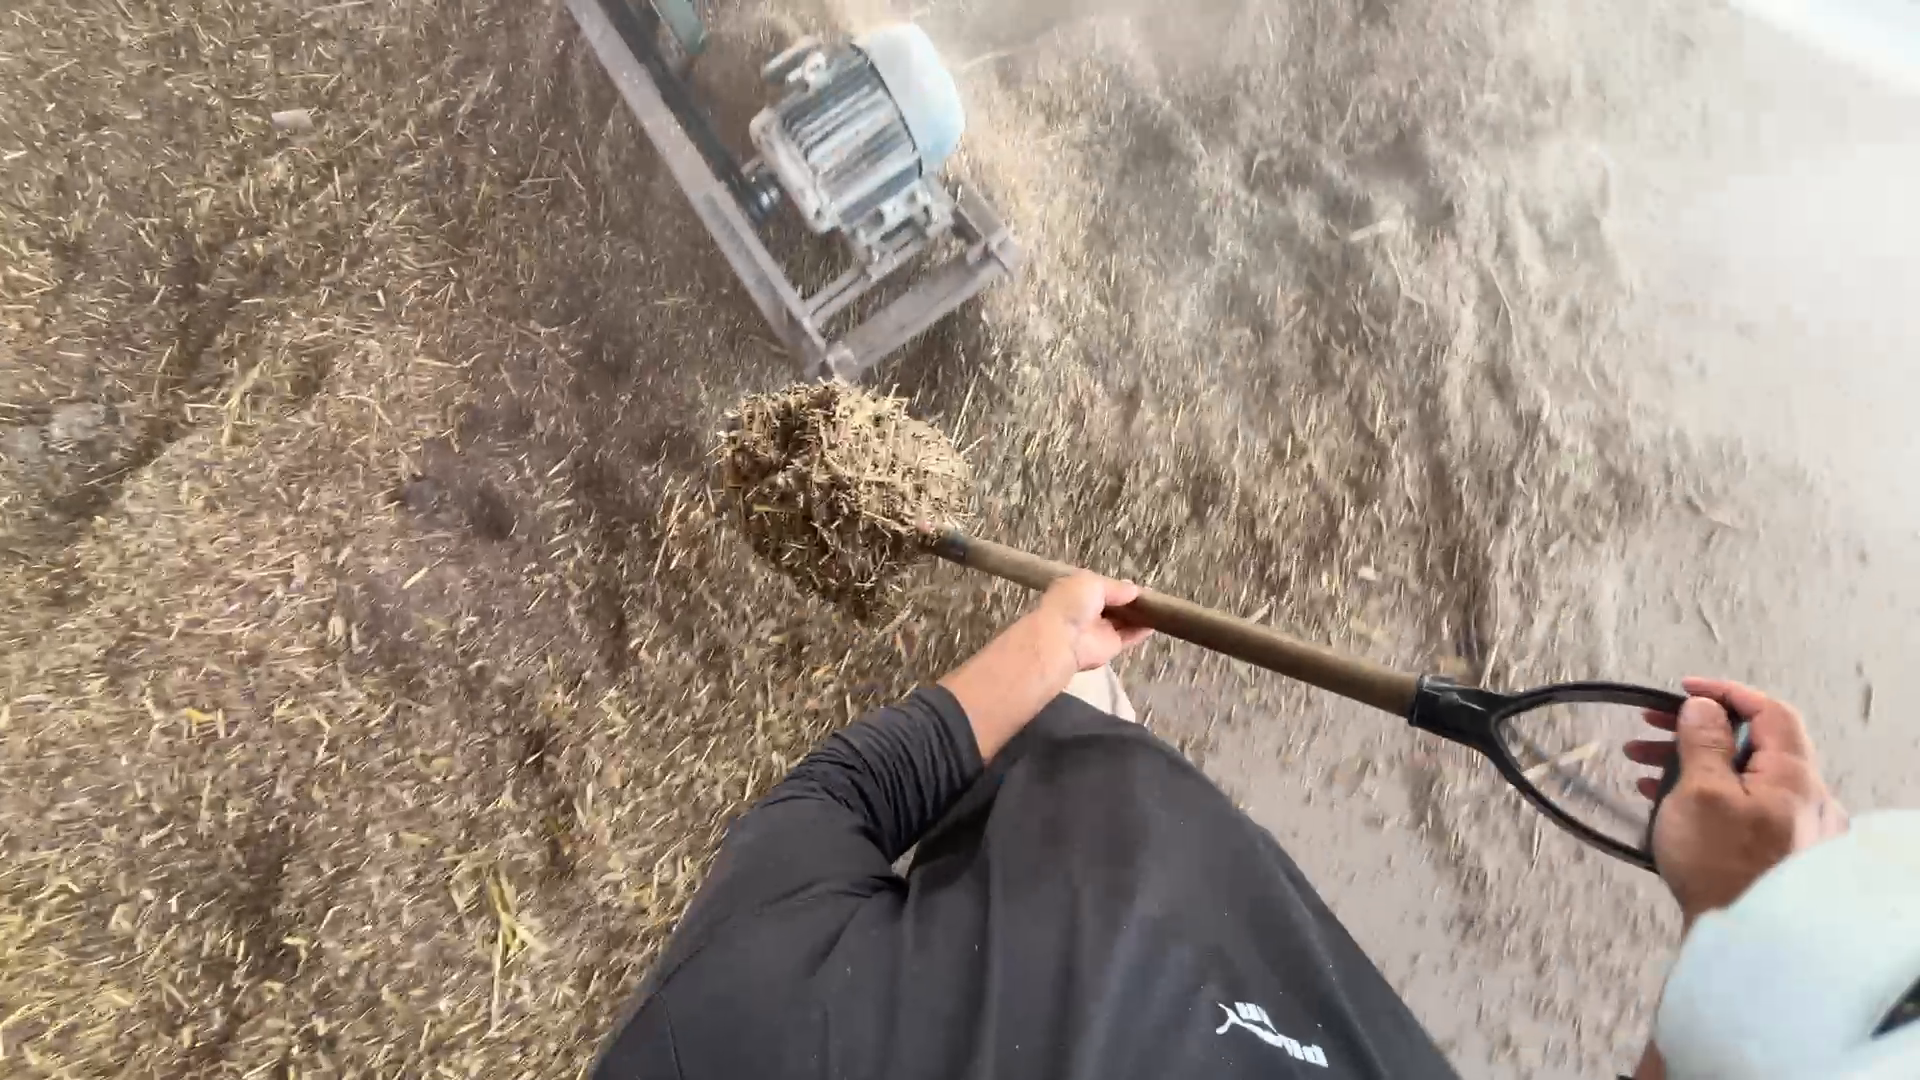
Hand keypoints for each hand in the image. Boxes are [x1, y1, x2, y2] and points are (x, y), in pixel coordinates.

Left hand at [1031, 571, 1153, 671]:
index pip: (1098, 588)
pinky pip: (1129, 636)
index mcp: (1076, 592)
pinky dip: (1141, 631)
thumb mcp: (1091, 582)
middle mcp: (1087, 611)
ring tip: (1157, 607)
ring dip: (1137, 615)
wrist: (1062, 639)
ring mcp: (1099, 630)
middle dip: (1127, 601)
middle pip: (1112, 605)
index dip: (1115, 586)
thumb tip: (1133, 590)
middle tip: (1148, 596)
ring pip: (1122, 621)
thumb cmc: (1071, 604)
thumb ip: (1114, 587)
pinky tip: (1156, 623)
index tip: (1132, 585)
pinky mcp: (1110, 646)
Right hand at [1625, 677, 1847, 924]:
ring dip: (1690, 757)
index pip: (1770, 713)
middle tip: (1650, 723)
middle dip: (1695, 727)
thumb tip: (1705, 707)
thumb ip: (1703, 743)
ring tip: (1641, 762)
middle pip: (1753, 743)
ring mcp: (1797, 825)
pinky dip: (1701, 786)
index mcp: (1793, 779)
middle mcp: (1807, 799)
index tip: (1684, 689)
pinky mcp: (1779, 846)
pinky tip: (1664, 795)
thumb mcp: (1699, 791)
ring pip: (1742, 771)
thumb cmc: (1722, 864)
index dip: (1725, 693)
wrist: (1747, 934)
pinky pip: (1740, 799)